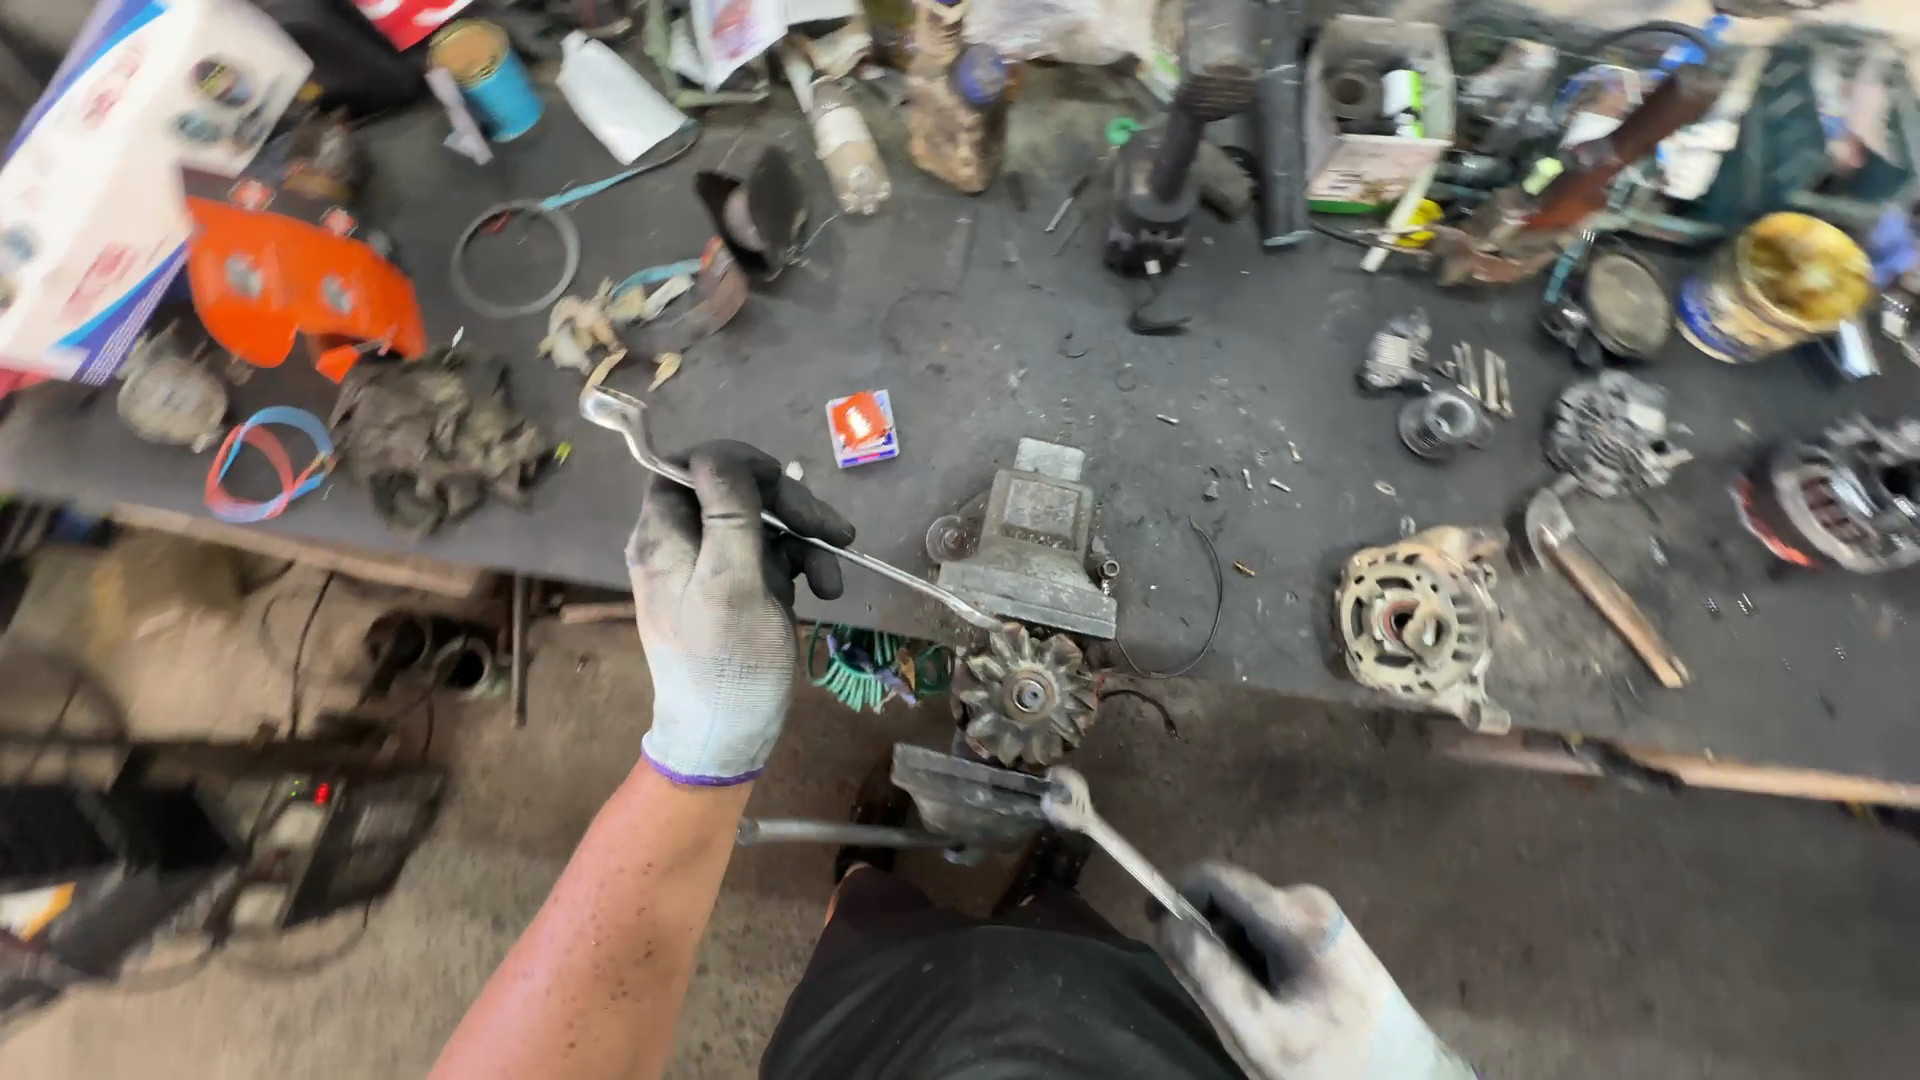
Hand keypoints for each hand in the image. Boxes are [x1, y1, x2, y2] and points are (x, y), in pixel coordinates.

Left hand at [626, 441, 853, 785]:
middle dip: (788, 504)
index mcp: (665, 537)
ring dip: (808, 537)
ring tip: (836, 571)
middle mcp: (687, 543)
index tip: (780, 481)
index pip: (688, 467)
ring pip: (767, 520)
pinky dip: (808, 564)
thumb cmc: (726, 664)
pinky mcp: (749, 585)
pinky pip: (781, 554)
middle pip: (737, 490)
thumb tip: (718, 454)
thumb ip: (727, 515)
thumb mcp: (730, 585)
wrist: (730, 735)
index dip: (734, 463)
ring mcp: (720, 564)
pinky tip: (828, 590)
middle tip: (830, 528)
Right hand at [1154, 862, 1475, 1079]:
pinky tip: (1268, 996)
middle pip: (1228, 896)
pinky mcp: (1322, 926)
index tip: (1151, 924)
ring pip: (1243, 913)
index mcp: (1295, 917)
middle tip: (1206, 987)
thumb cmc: (1335, 1066)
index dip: (1175, 893)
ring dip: (1227, 947)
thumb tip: (1165, 924)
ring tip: (1245, 1001)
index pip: (1215, 877)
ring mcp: (1318, 910)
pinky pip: (1264, 925)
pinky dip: (1249, 953)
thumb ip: (1209, 976)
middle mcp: (1306, 898)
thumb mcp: (1263, 1034)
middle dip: (1205, 933)